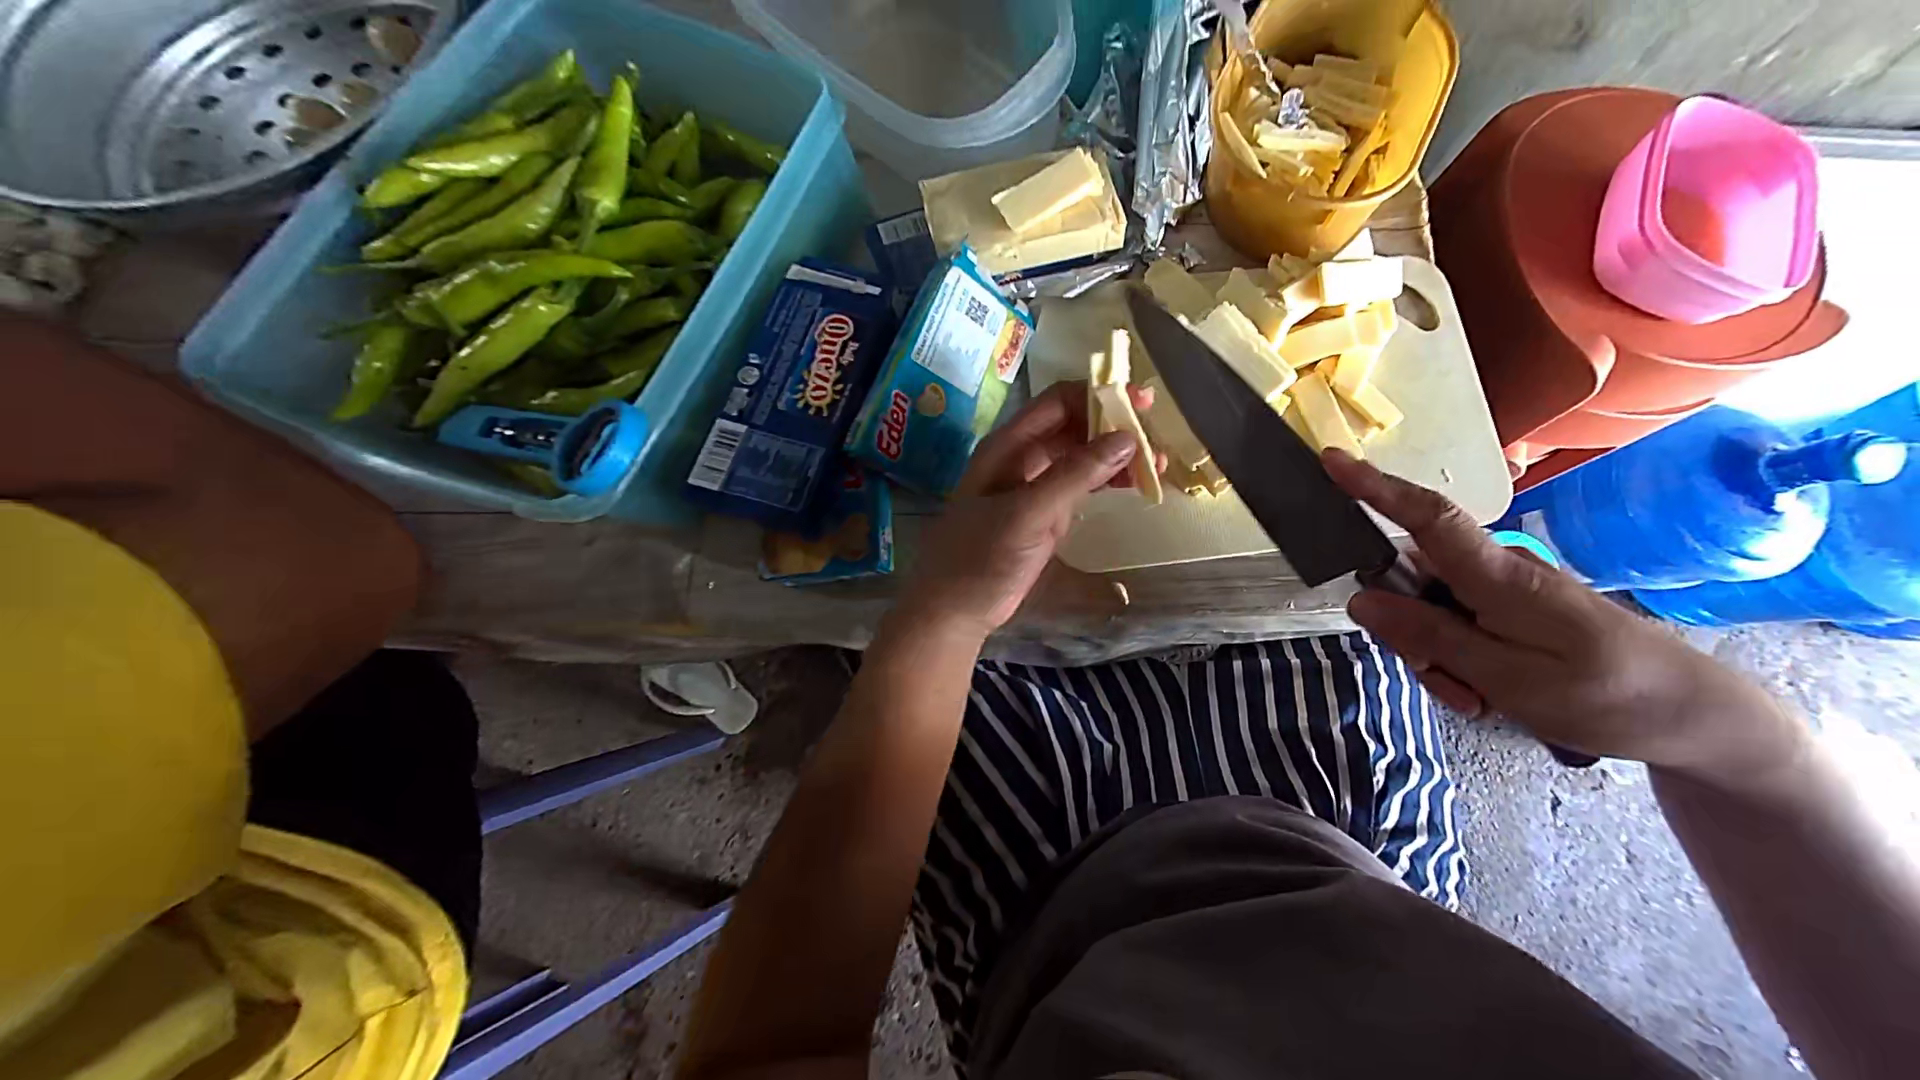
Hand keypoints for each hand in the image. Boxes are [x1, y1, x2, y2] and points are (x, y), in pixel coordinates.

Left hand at [897, 380, 1156, 639]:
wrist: (954, 609)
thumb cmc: (980, 557)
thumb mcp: (1027, 513)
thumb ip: (1074, 475)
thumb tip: (1126, 438)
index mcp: (1009, 446)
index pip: (1058, 402)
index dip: (1099, 396)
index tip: (1140, 404)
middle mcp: (1023, 458)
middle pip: (1075, 426)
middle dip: (1116, 427)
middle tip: (1158, 437)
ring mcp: (1035, 486)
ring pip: (1082, 456)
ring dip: (1117, 456)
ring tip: (1157, 464)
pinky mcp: (1045, 513)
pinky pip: (1081, 485)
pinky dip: (1107, 481)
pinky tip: (1133, 485)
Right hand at [1323, 449, 1805, 777]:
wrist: (1698, 720)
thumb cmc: (1611, 697)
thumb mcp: (1509, 680)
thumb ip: (1430, 637)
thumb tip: (1360, 600)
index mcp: (1499, 577)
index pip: (1427, 518)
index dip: (1376, 488)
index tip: (1331, 460)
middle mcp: (1493, 572)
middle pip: (1408, 580)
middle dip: (1407, 631)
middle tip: (1449, 683)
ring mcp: (1498, 593)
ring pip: (1423, 611)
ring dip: (1433, 657)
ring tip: (1478, 698)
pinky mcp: (1505, 612)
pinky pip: (1448, 626)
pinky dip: (1452, 662)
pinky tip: (1484, 693)